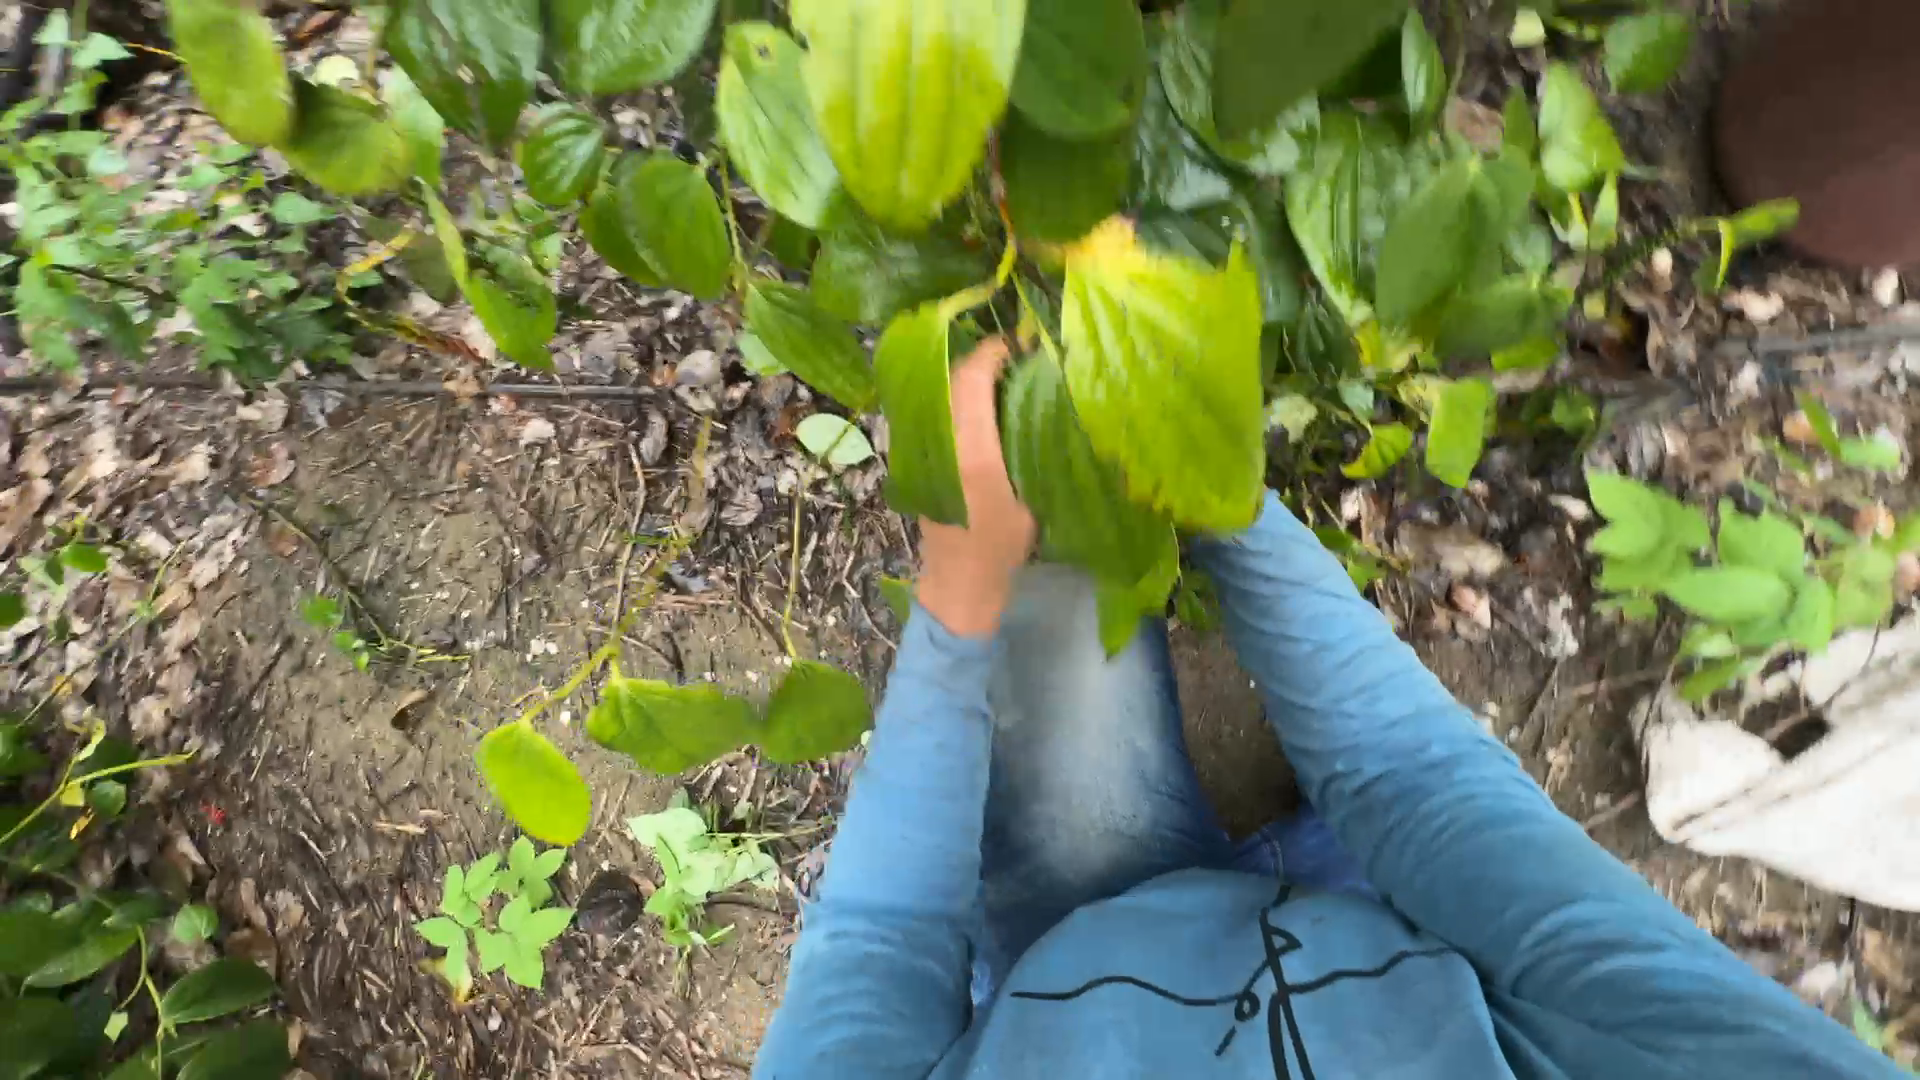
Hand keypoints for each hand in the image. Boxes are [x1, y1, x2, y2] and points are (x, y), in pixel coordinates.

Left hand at [915, 336, 1034, 638]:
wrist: (957, 584)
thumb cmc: (1000, 548)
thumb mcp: (1033, 501)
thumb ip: (1033, 450)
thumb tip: (1046, 404)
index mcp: (972, 454)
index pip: (972, 382)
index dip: (992, 353)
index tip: (1017, 342)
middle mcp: (940, 444)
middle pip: (951, 380)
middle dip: (979, 359)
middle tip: (1011, 355)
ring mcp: (920, 451)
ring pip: (939, 394)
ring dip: (964, 377)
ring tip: (997, 374)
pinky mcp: (914, 460)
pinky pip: (934, 413)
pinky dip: (954, 398)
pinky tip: (977, 403)